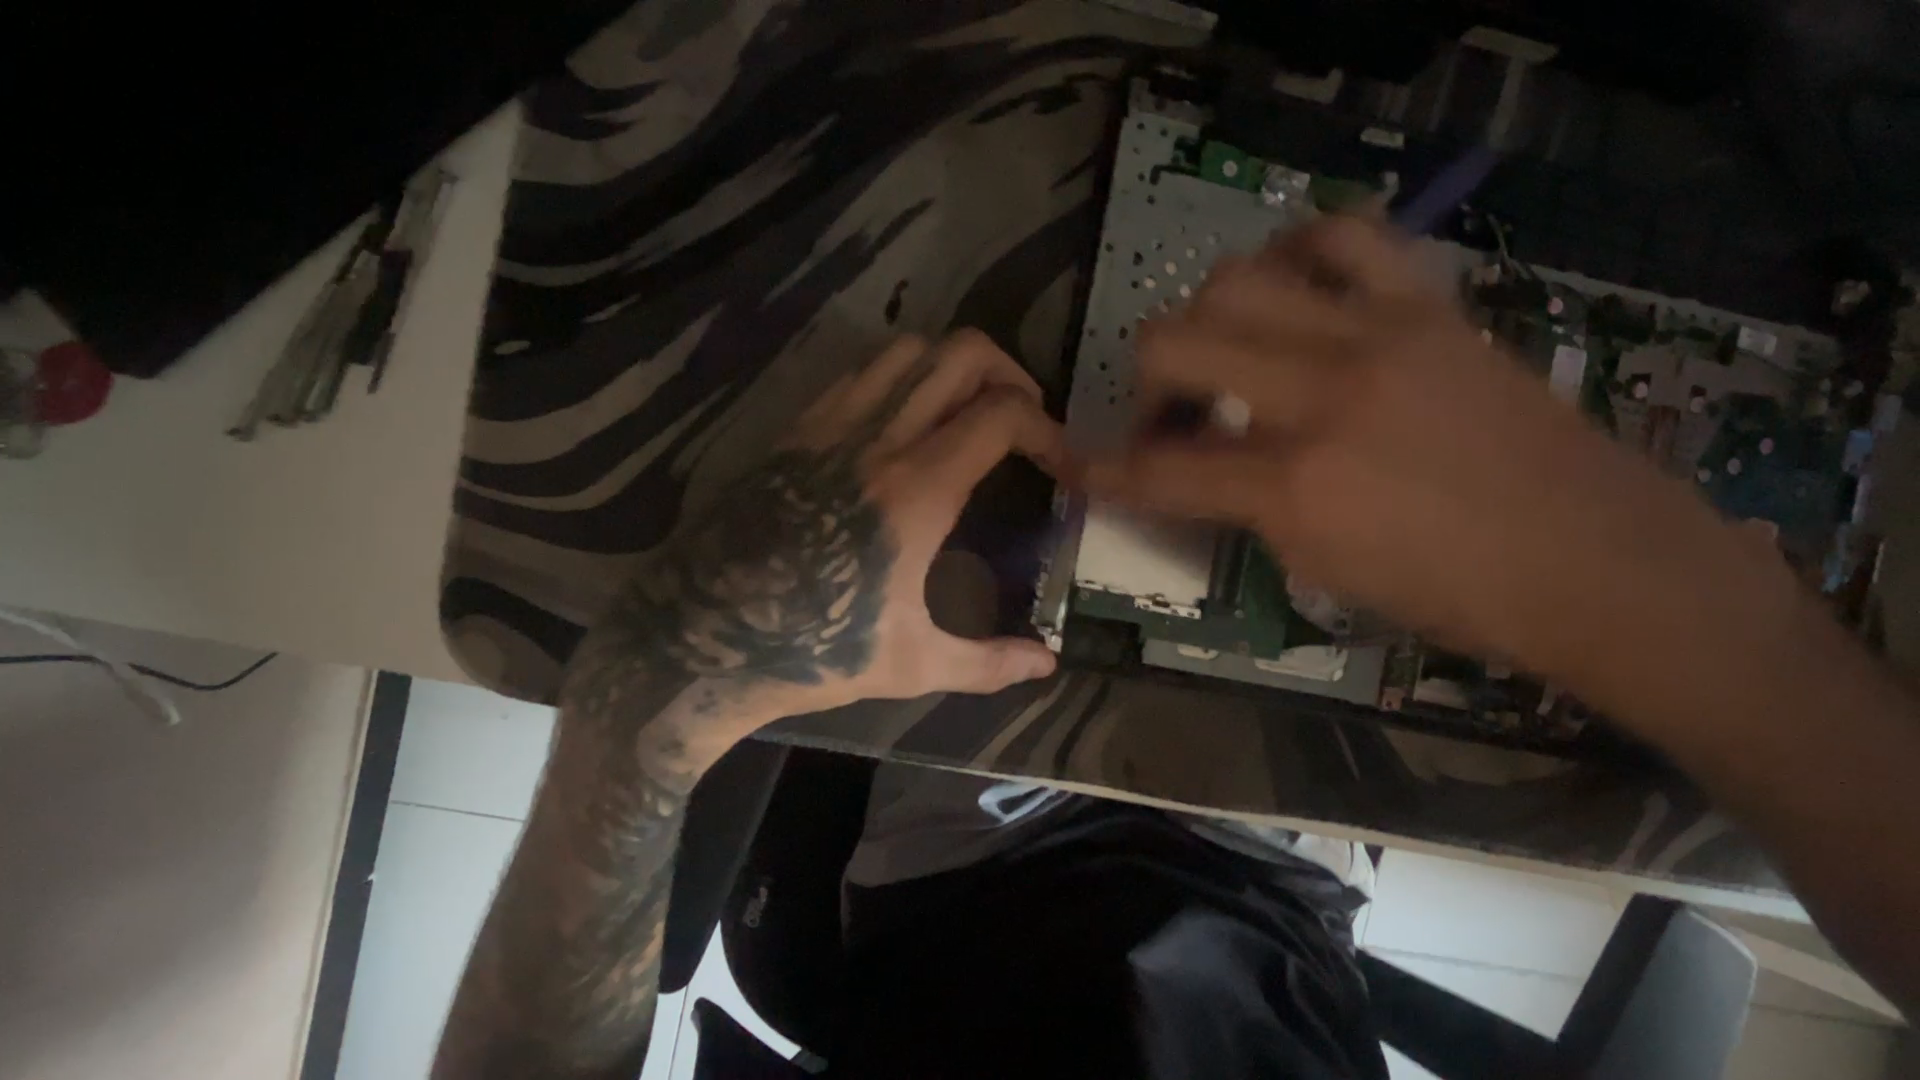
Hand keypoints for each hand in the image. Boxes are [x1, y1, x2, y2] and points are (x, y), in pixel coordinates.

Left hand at [600, 329, 1063, 725]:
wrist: (700, 641)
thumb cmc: (811, 652)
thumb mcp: (913, 665)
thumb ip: (989, 662)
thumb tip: (1047, 664)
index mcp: (916, 490)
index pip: (1002, 415)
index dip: (1048, 432)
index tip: (1061, 469)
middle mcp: (875, 439)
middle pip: (961, 355)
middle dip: (1010, 376)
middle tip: (1024, 425)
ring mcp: (828, 427)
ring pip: (906, 351)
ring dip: (952, 369)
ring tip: (968, 416)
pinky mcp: (793, 432)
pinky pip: (858, 374)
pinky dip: (900, 378)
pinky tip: (904, 426)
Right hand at [1082, 217, 1780, 677]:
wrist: (1599, 561)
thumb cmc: (1455, 595)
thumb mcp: (1323, 568)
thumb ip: (1246, 509)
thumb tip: (1196, 472)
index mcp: (1294, 486)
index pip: (1159, 468)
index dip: (1103, 470)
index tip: (1076, 464)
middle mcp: (1321, 395)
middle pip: (1175, 341)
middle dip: (1147, 380)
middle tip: (1171, 413)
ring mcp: (1379, 337)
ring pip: (1239, 277)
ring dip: (1207, 314)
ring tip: (1228, 348)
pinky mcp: (1430, 308)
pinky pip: (1345, 237)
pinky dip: (1298, 252)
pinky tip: (1293, 289)